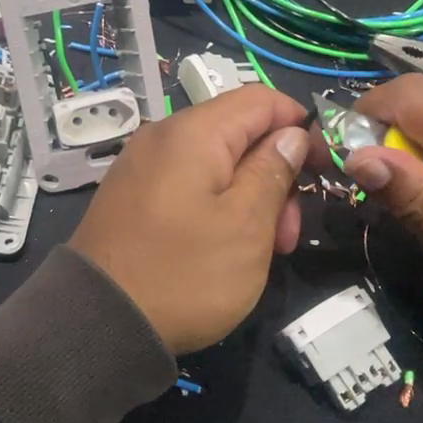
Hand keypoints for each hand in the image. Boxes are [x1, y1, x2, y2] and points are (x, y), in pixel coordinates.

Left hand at [70, 86, 309, 353]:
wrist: (98, 322)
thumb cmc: (183, 273)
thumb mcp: (246, 226)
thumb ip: (273, 171)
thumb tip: (290, 134)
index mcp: (193, 132)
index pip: (260, 99)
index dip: (299, 125)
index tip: (324, 169)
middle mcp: (163, 137)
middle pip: (237, 134)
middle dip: (275, 175)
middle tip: (288, 235)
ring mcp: (142, 166)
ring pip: (214, 163)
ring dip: (249, 197)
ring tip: (264, 251)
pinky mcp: (132, 196)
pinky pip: (187, 185)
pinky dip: (217, 206)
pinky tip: (227, 247)